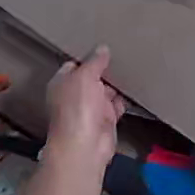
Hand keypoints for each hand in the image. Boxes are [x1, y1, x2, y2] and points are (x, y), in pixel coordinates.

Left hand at [43, 45, 123, 172]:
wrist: (85, 145)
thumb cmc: (77, 107)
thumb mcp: (85, 75)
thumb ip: (94, 61)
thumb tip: (102, 48)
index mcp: (62, 82)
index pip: (74, 65)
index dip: (88, 57)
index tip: (103, 48)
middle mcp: (74, 95)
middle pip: (91, 78)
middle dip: (104, 70)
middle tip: (121, 55)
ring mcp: (89, 109)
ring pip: (104, 91)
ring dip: (115, 85)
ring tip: (130, 69)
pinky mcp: (105, 120)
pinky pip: (116, 106)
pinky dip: (122, 101)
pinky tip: (132, 90)